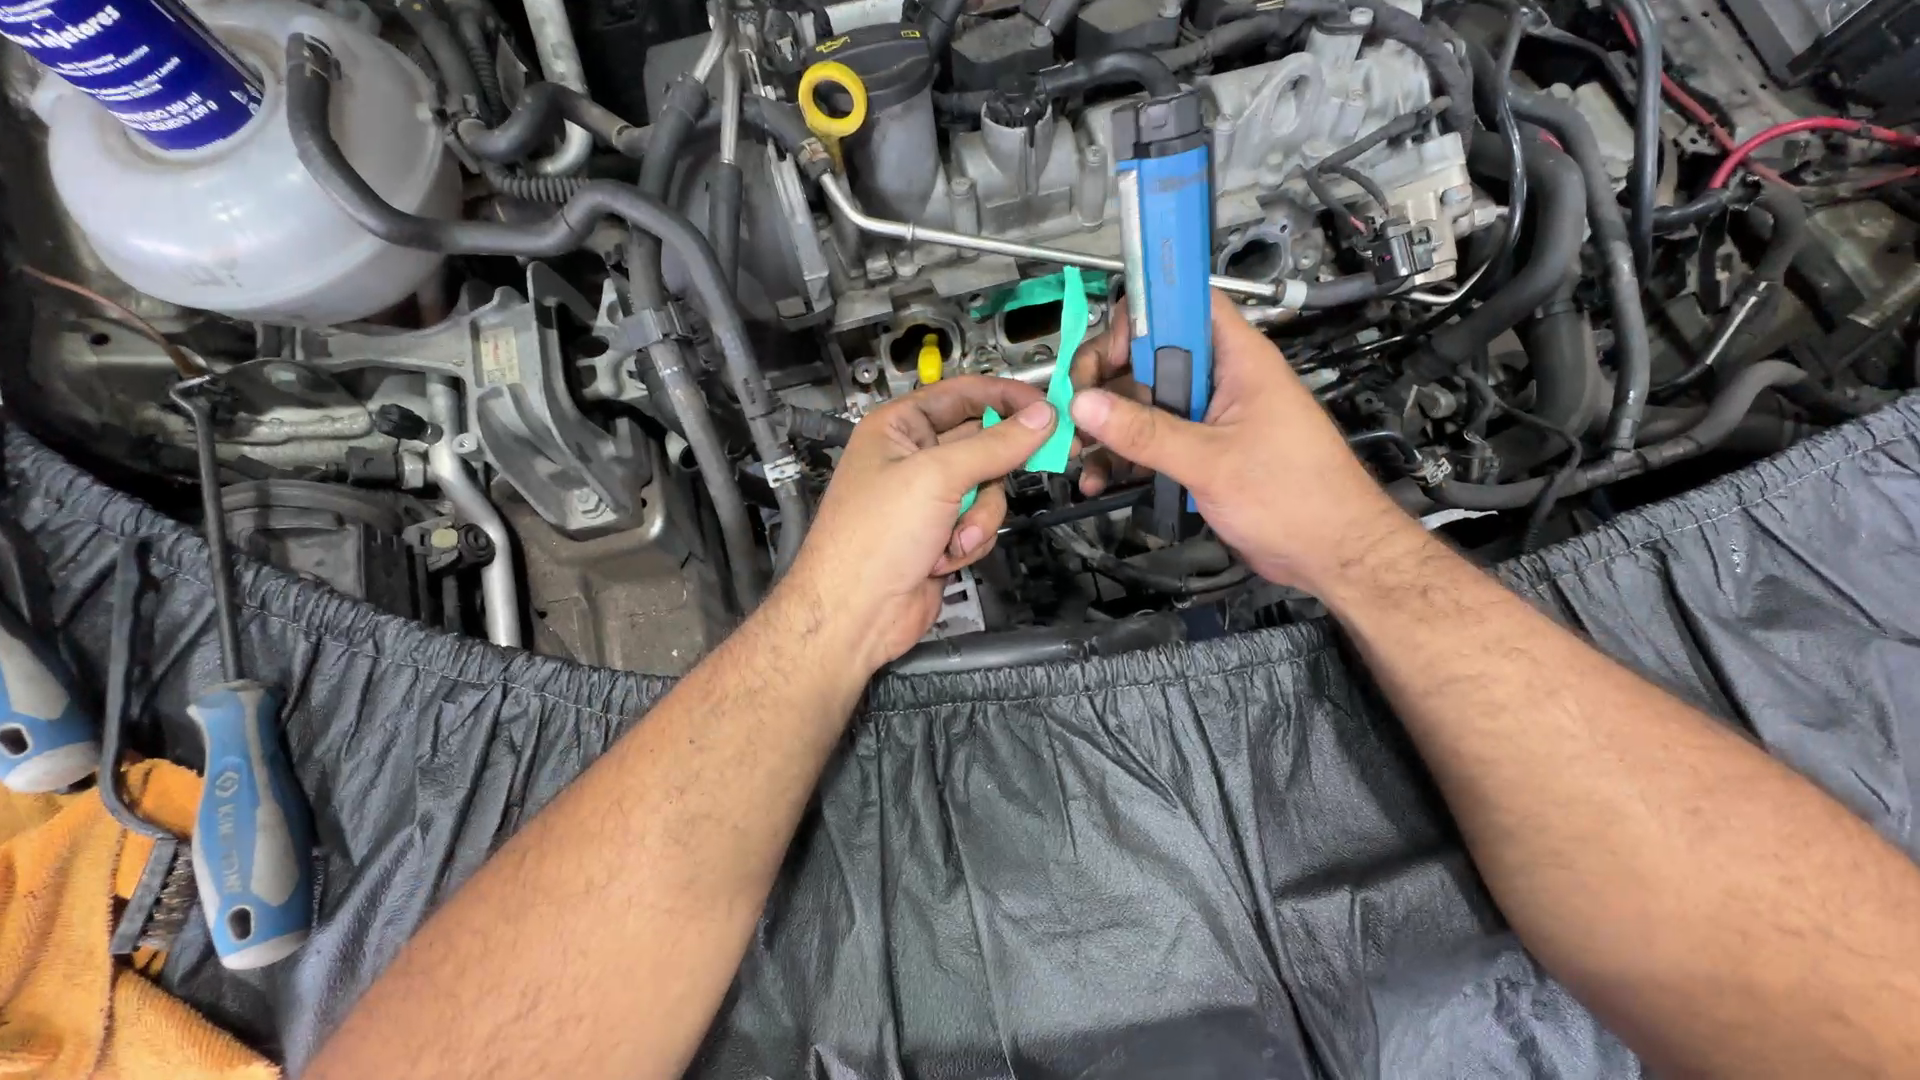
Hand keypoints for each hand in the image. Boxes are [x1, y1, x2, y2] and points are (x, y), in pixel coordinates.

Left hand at [775, 376, 1055, 672]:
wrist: (858, 614)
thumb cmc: (872, 539)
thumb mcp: (937, 477)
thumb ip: (995, 444)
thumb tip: (1039, 417)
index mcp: (898, 428)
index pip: (962, 395)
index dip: (1005, 397)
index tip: (1046, 405)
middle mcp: (912, 459)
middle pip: (982, 444)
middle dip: (997, 467)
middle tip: (1039, 459)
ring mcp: (928, 500)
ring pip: (988, 490)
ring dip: (979, 517)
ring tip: (955, 537)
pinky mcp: (941, 535)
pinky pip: (980, 524)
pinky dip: (970, 542)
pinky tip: (944, 559)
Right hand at [1068, 291, 1420, 591]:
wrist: (1332, 554)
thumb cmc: (1295, 498)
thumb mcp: (1212, 461)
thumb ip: (1146, 433)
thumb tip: (1084, 405)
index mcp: (1237, 360)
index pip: (1185, 304)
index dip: (1144, 316)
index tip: (1112, 354)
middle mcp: (1219, 381)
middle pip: (1150, 356)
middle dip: (1107, 381)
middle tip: (1077, 410)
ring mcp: (1207, 418)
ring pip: (1143, 404)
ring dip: (1108, 427)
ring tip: (1077, 452)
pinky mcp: (1200, 454)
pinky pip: (1151, 444)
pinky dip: (1124, 458)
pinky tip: (1100, 478)